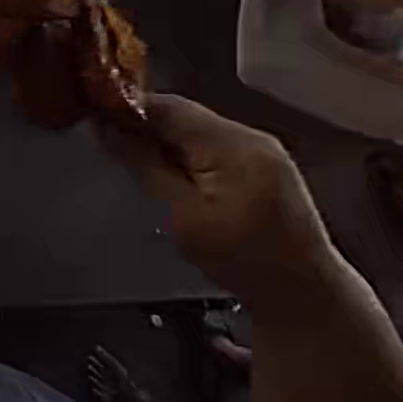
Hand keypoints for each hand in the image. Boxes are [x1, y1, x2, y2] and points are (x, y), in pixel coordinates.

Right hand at [108, 93, 346, 310]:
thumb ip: (144, 165)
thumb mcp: (182, 216)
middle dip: (146, 126)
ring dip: (165, 140)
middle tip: (110, 142)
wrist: (306, 295)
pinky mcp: (266, 163)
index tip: (96, 117)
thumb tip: (107, 129)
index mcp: (233, 145)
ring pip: (198, 129)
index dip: (129, 107)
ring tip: (136, 160)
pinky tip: (172, 174)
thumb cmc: (242, 261)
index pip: (170, 107)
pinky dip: (187, 153)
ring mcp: (263, 148)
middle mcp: (251, 136)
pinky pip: (214, 144)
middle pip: (185, 115)